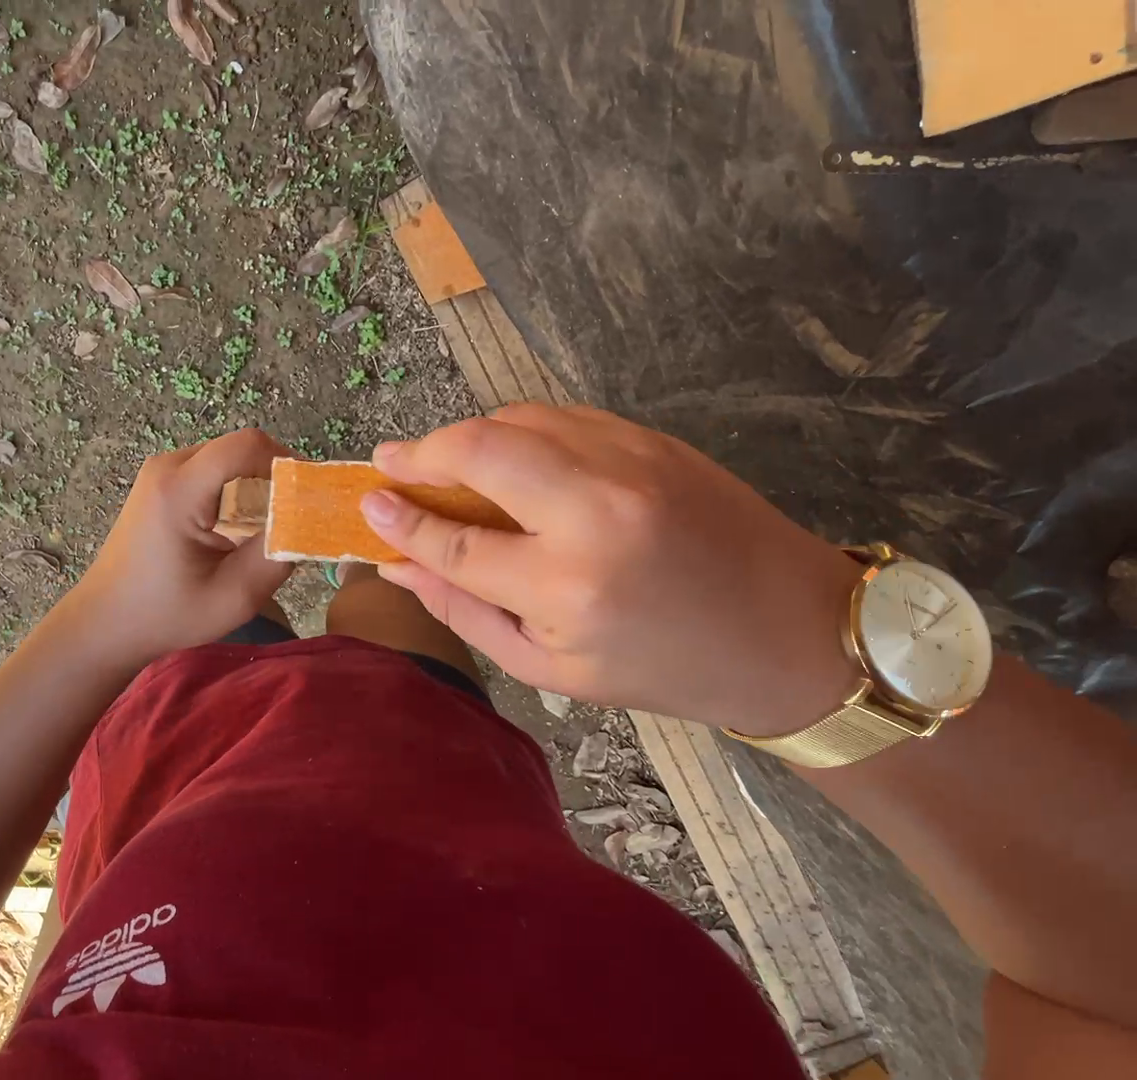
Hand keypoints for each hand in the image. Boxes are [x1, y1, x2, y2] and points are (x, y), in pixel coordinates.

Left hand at [59, 429, 294, 668]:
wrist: (105, 624)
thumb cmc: (165, 615)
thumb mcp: (234, 597)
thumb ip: (277, 555)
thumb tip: (309, 522)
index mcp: (180, 488)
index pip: (247, 445)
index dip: (287, 463)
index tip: (307, 499)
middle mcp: (167, 467)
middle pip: (239, 450)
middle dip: (272, 481)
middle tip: (289, 524)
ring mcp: (159, 472)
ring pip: (227, 461)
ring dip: (253, 490)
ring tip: (262, 534)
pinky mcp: (159, 484)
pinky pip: (210, 474)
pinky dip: (232, 495)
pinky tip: (234, 534)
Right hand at [359, 405, 864, 732]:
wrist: (794, 633)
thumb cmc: (660, 668)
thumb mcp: (549, 668)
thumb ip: (463, 611)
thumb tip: (394, 565)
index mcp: (568, 587)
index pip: (455, 542)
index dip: (402, 521)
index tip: (367, 504)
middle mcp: (595, 512)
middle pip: (479, 450)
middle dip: (421, 452)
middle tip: (389, 464)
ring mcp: (631, 464)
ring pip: (517, 420)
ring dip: (467, 437)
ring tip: (446, 465)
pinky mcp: (654, 441)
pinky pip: (560, 417)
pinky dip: (518, 432)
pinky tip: (509, 462)